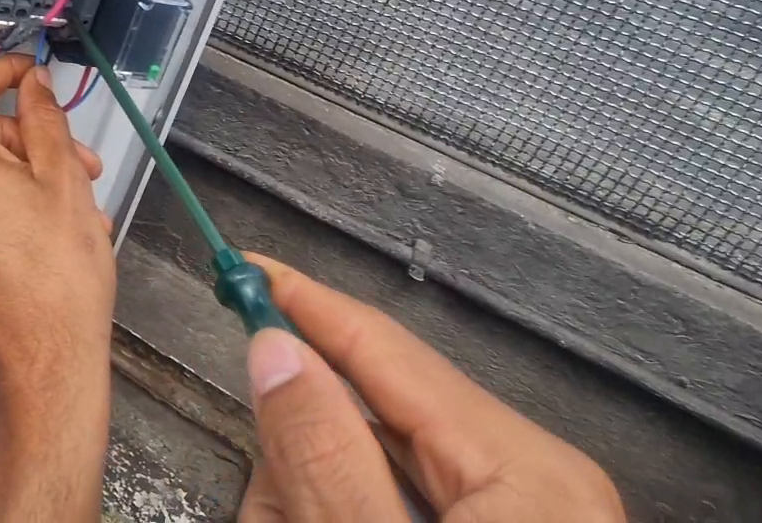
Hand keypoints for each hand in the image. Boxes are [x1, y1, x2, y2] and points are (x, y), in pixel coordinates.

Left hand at [0, 54, 112, 393]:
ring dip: (28, 173)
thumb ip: (43, 116)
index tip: (34, 68)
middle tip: (81, 163)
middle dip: (34, 141)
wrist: (38, 362)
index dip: (11, 69)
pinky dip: (6, 197)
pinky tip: (49, 222)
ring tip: (77, 205)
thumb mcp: (62, 177)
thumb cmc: (52, 279)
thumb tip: (33, 84)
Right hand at [240, 256, 625, 522]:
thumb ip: (327, 459)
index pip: (379, 344)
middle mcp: (528, 472)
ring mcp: (516, 508)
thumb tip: (273, 348)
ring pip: (367, 455)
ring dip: (310, 493)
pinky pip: (388, 493)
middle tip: (274, 514)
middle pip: (365, 409)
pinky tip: (331, 522)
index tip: (232, 265)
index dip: (298, 297)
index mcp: (525, 468)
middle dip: (297, 446)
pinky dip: (340, 507)